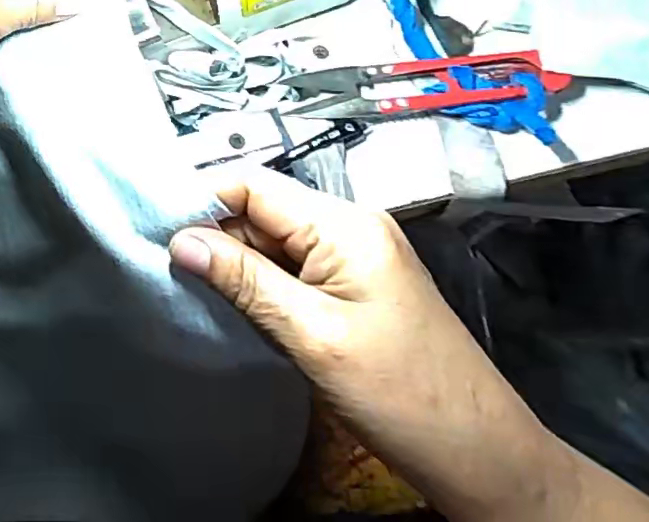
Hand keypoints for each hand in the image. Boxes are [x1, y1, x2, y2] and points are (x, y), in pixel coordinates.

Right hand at [168, 167, 574, 520]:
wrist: (491, 464)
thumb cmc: (405, 397)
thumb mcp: (313, 336)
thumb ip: (243, 280)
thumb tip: (178, 240)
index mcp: (343, 225)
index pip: (252, 184)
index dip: (201, 197)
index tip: (158, 226)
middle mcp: (345, 225)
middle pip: (257, 207)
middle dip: (213, 231)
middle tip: (169, 261)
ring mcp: (349, 252)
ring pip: (267, 235)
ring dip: (231, 257)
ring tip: (193, 281)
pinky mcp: (348, 280)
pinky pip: (286, 261)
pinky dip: (255, 277)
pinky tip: (232, 297)